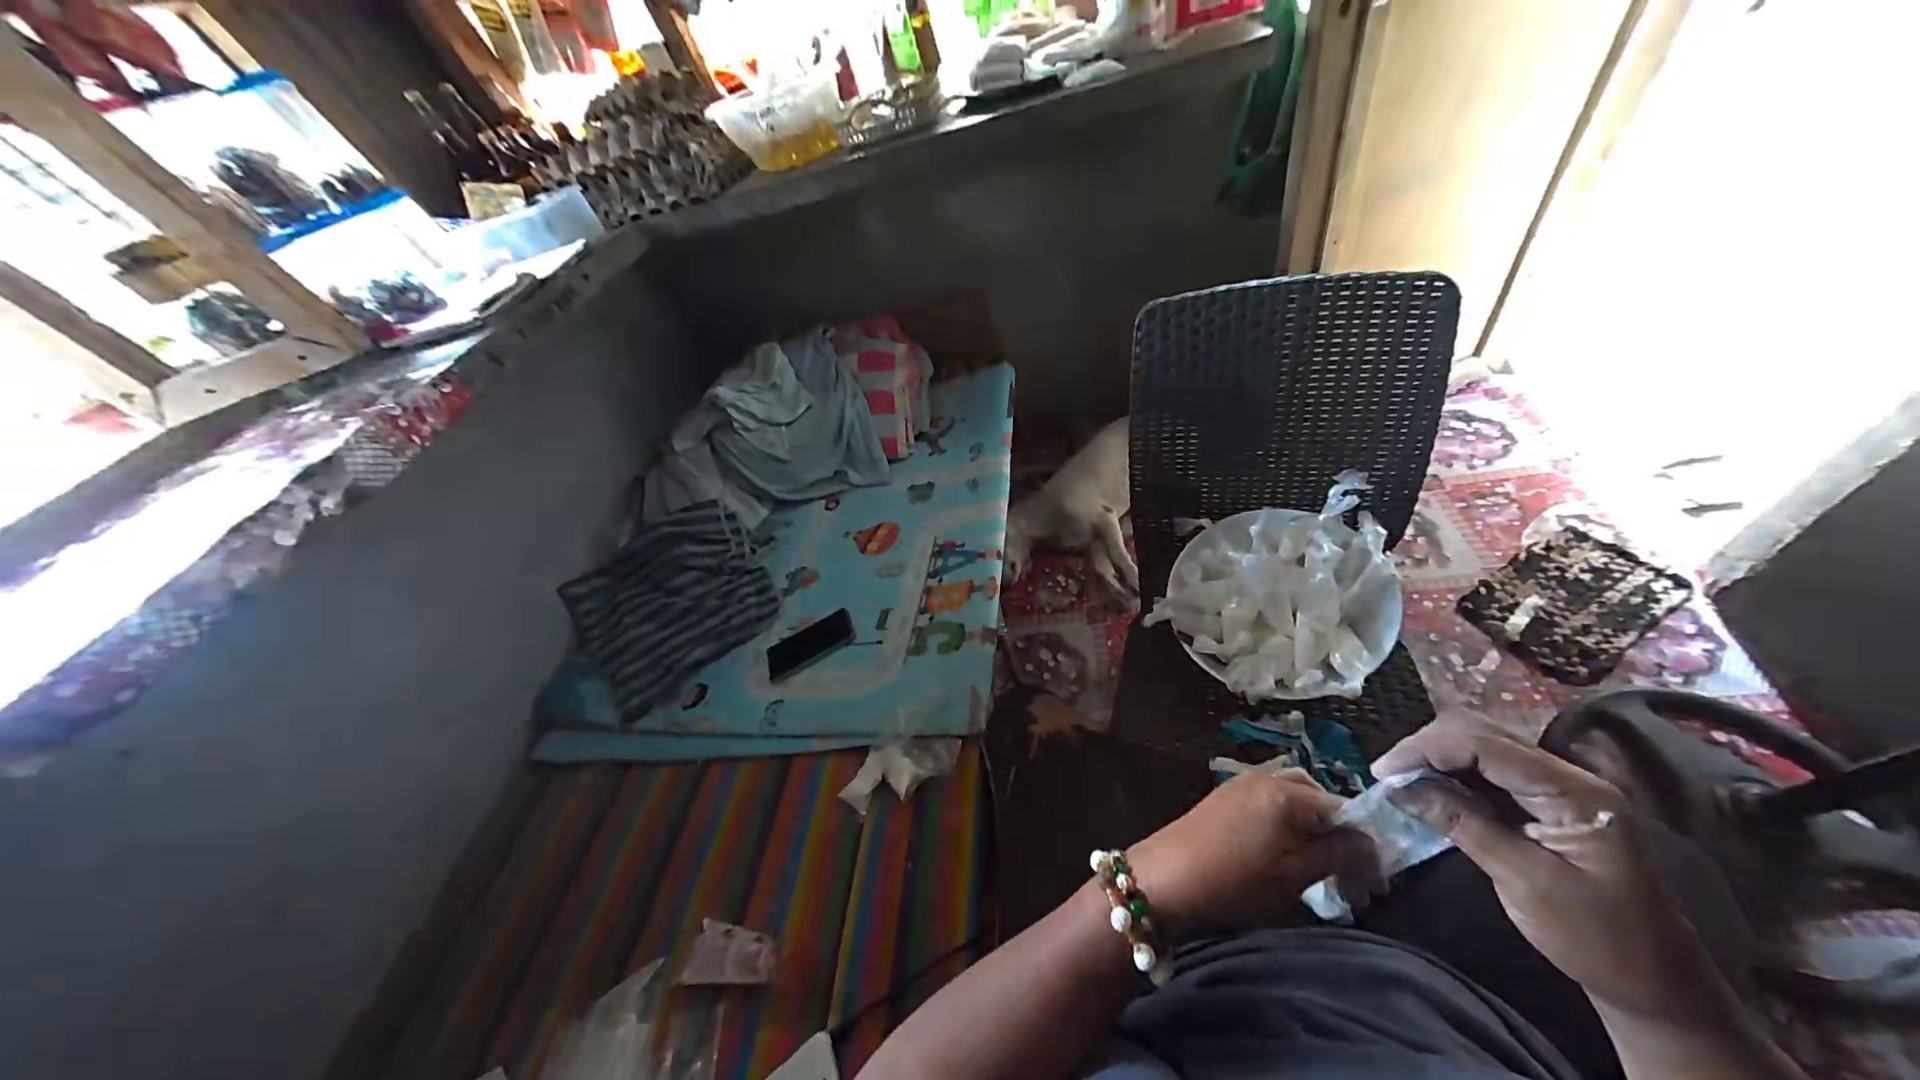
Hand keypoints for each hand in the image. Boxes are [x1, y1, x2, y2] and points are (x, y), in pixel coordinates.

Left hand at [1126, 768, 1372, 937]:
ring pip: (1294, 797)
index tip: (1375, 887)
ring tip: (1320, 866)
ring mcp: (1241, 783)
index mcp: (1288, 792)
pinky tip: (1286, 852)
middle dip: (1339, 833)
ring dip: (1313, 827)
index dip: (1366, 848)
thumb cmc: (1233, 880)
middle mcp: (1266, 777)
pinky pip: (1269, 800)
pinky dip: (1287, 822)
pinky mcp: (1224, 796)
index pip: (1346, 811)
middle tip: (1350, 876)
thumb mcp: (1293, 876)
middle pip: (1320, 798)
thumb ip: (1335, 854)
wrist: (1163, 878)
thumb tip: (1368, 845)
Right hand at [1374, 718, 1718, 1018]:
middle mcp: (1568, 775)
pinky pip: (1487, 769)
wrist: (1654, 982)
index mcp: (1576, 792)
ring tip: (1402, 782)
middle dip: (1427, 748)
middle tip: (1389, 777)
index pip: (1485, 743)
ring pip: (1480, 744)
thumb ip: (1462, 823)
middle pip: (1481, 732)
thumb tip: (1398, 788)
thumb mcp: (1523, 881)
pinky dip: (1451, 773)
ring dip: (1435, 758)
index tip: (1383, 772)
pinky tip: (1429, 790)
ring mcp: (1557, 786)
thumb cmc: (1596, 937)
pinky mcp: (1544, 799)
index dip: (1426, 749)